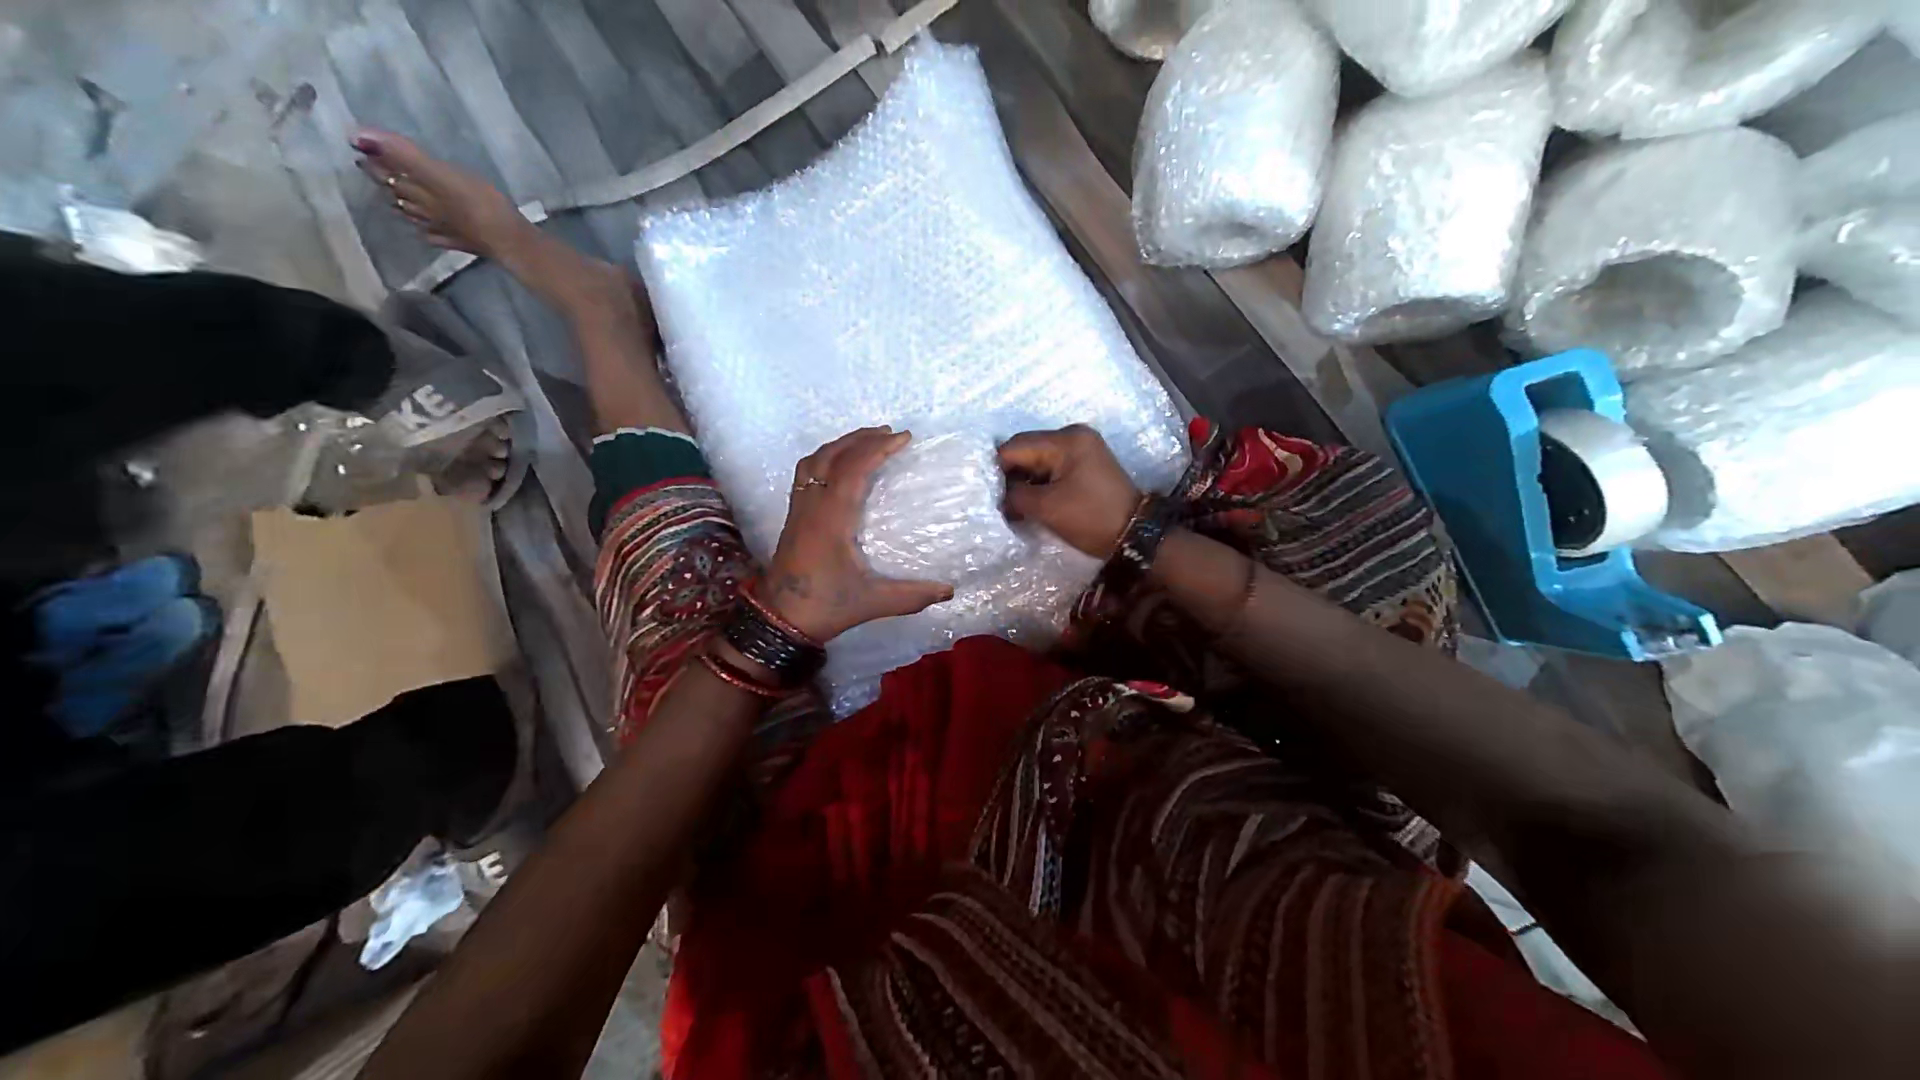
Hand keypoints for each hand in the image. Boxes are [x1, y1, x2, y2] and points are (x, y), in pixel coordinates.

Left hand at [762, 427, 955, 641]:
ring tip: (866, 439)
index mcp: (832, 520)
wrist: (780, 619)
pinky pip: (805, 473)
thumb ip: (912, 596)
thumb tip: (949, 591)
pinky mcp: (793, 516)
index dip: (878, 449)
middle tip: (890, 433)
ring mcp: (799, 509)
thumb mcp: (873, 602)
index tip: (903, 438)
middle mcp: (812, 506)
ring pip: (814, 461)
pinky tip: (839, 463)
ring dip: (840, 444)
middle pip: (832, 456)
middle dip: (861, 438)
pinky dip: (825, 457)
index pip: (853, 469)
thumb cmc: (826, 606)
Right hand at [998, 425, 1142, 557]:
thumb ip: (1015, 495)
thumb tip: (999, 494)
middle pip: (1027, 449)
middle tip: (1000, 502)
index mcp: (1066, 440)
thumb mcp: (1047, 508)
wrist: (1135, 534)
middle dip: (1011, 475)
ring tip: (1014, 505)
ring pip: (1038, 460)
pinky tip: (1031, 502)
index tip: (989, 495)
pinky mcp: (1085, 464)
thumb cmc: (1090, 518)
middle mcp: (1074, 435)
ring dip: (1025, 481)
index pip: (1015, 446)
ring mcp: (1082, 448)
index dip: (998, 470)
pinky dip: (1040, 483)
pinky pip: (1052, 467)